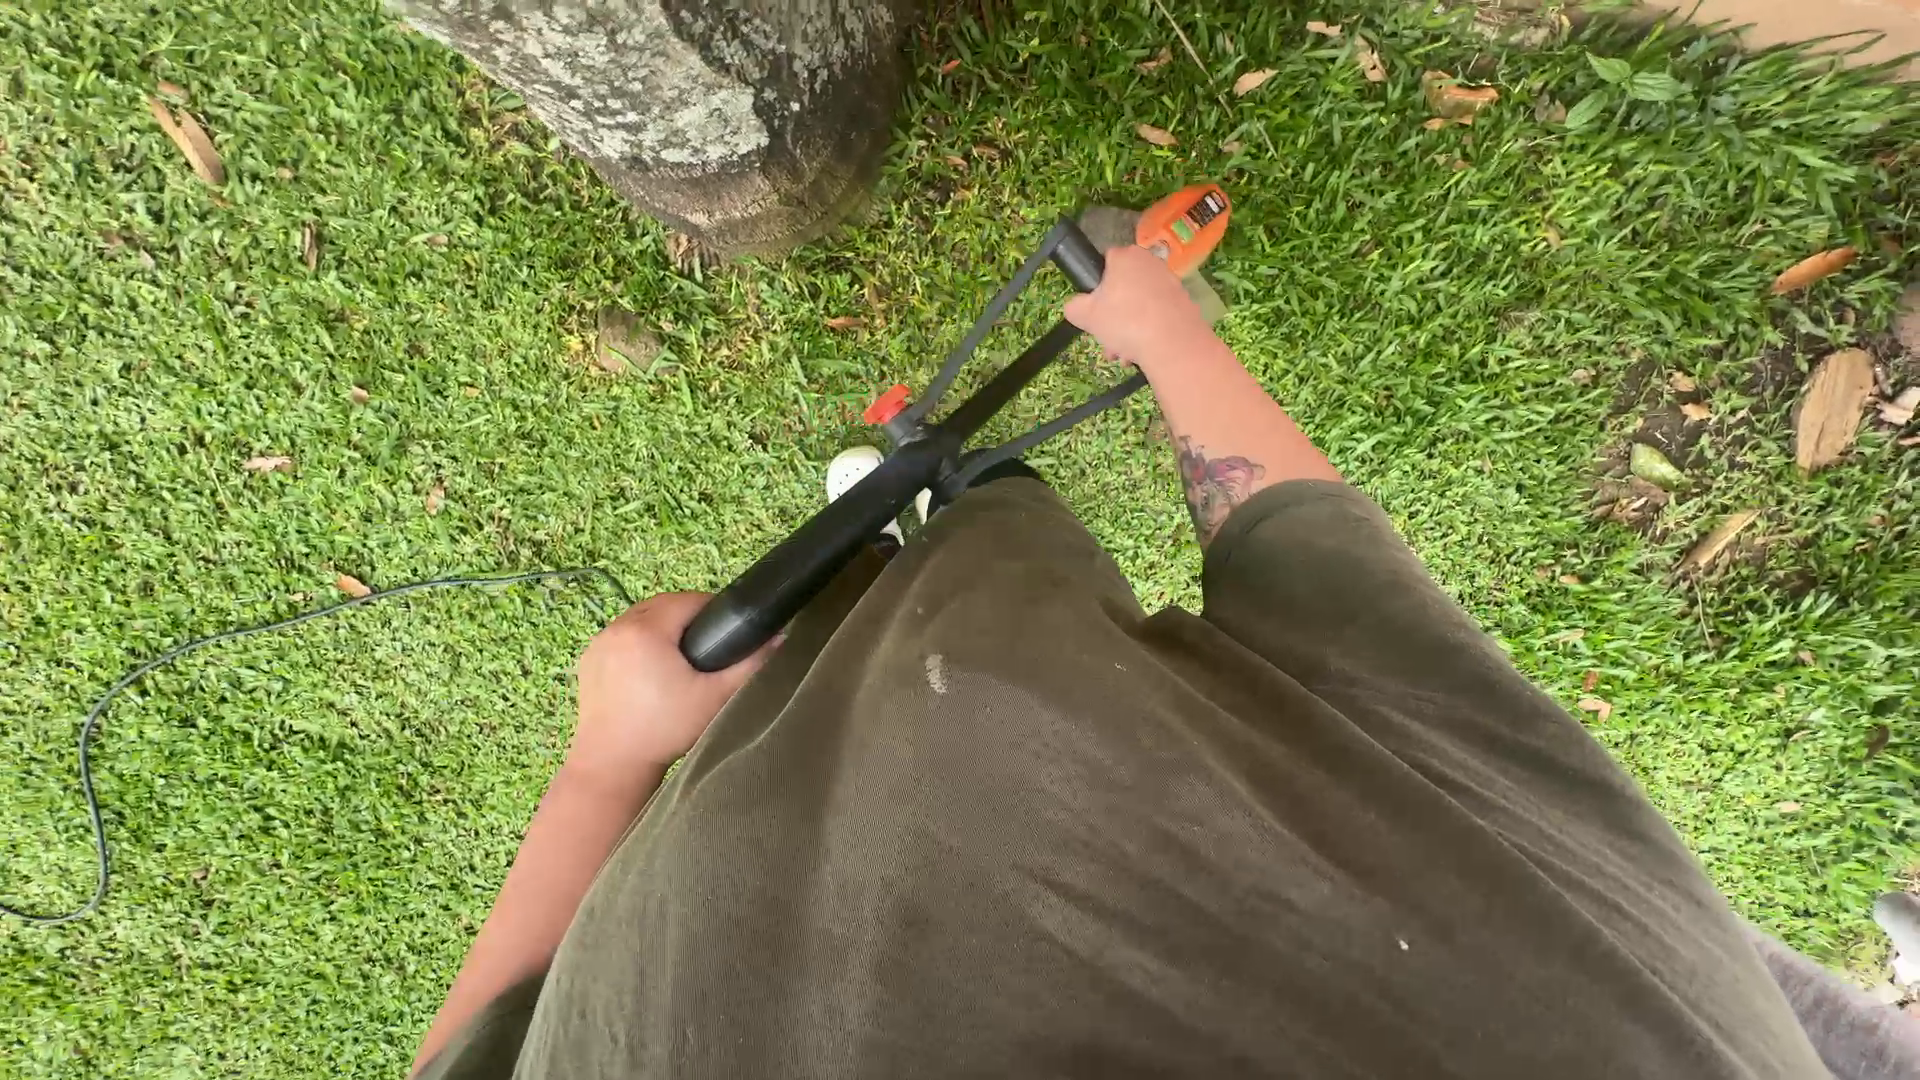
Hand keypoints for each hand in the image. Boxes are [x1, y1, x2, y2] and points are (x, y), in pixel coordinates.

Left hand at [568, 592, 771, 793]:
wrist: (612, 765)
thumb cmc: (666, 728)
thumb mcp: (716, 696)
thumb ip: (750, 664)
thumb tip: (779, 637)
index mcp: (647, 629)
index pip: (689, 600)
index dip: (713, 611)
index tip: (727, 634)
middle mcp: (618, 628)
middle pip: (663, 605)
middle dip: (688, 617)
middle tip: (710, 645)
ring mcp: (599, 643)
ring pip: (641, 619)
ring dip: (664, 627)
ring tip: (684, 656)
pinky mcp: (588, 660)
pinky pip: (622, 636)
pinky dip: (640, 642)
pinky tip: (654, 667)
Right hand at [1063, 246, 1214, 369]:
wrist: (1171, 343)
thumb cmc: (1123, 321)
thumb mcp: (1084, 316)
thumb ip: (1073, 306)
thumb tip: (1076, 306)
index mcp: (1125, 256)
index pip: (1105, 261)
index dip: (1096, 285)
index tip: (1094, 309)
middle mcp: (1149, 261)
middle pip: (1123, 287)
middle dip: (1112, 316)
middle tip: (1107, 339)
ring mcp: (1170, 281)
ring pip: (1139, 305)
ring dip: (1128, 329)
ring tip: (1123, 354)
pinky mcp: (1183, 301)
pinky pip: (1157, 314)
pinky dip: (1148, 331)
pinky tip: (1141, 352)